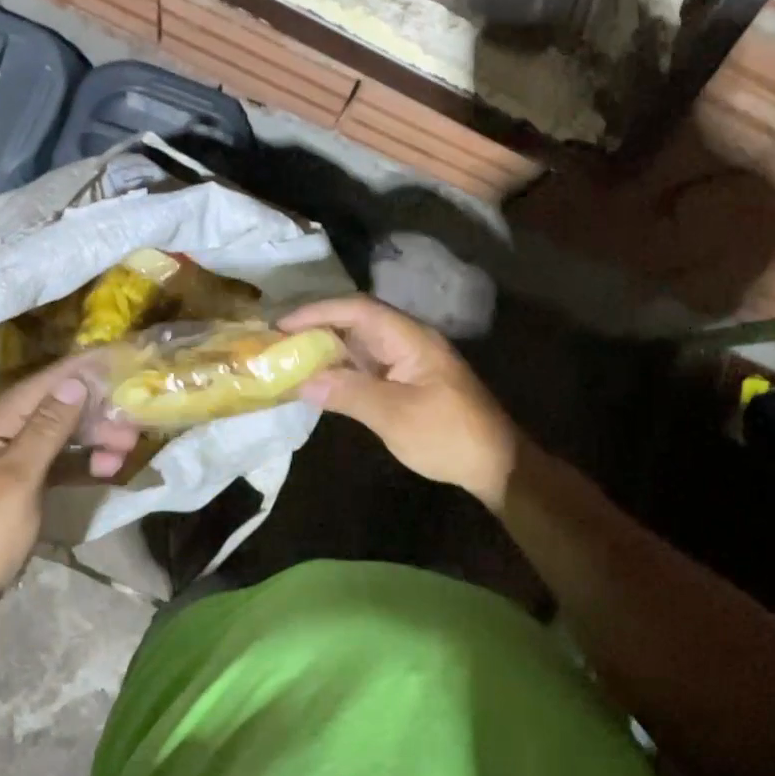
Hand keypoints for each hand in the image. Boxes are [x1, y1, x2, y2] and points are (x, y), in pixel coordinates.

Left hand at [0, 358, 139, 616]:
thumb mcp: (18, 476)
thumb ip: (48, 428)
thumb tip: (74, 382)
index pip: (42, 385)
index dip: (80, 370)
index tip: (119, 357)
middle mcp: (0, 437)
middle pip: (56, 412)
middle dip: (96, 415)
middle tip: (134, 424)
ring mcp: (12, 464)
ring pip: (62, 440)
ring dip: (94, 442)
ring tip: (126, 452)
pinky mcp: (23, 489)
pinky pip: (60, 466)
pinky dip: (83, 465)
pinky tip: (108, 469)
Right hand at [280, 295, 518, 509]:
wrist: (497, 465)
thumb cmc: (448, 435)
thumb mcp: (395, 415)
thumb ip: (348, 393)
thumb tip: (302, 381)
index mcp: (411, 339)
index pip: (358, 310)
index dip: (318, 312)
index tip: (282, 325)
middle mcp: (408, 343)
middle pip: (356, 323)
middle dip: (317, 330)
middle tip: (277, 344)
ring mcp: (409, 364)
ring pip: (360, 347)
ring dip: (327, 352)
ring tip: (288, 361)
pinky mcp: (408, 385)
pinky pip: (368, 368)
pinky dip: (341, 373)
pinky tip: (319, 384)